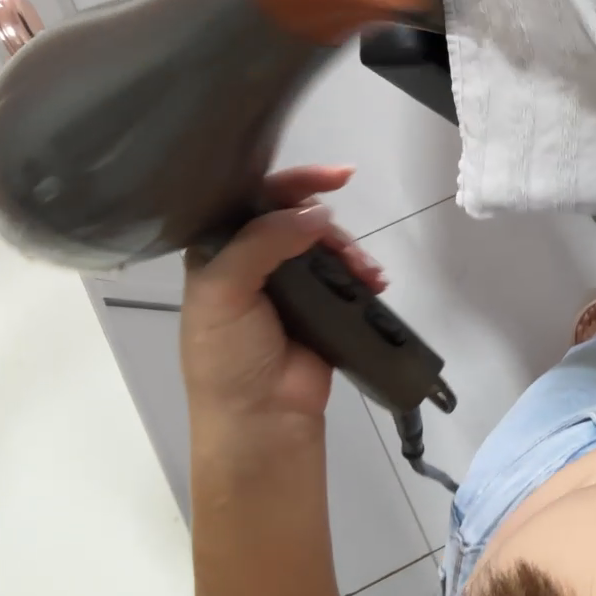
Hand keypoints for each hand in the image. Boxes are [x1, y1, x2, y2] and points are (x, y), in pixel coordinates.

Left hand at [179, 165, 386, 428]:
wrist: (261, 418)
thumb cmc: (227, 355)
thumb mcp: (223, 291)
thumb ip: (262, 242)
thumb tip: (318, 212)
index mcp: (220, 252)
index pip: (255, 201)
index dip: (293, 183)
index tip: (337, 177)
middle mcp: (254, 262)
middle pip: (299, 220)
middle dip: (330, 226)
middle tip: (347, 247)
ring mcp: (292, 285)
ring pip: (327, 247)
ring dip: (352, 251)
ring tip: (368, 274)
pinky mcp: (323, 307)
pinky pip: (346, 276)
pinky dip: (364, 273)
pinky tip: (375, 281)